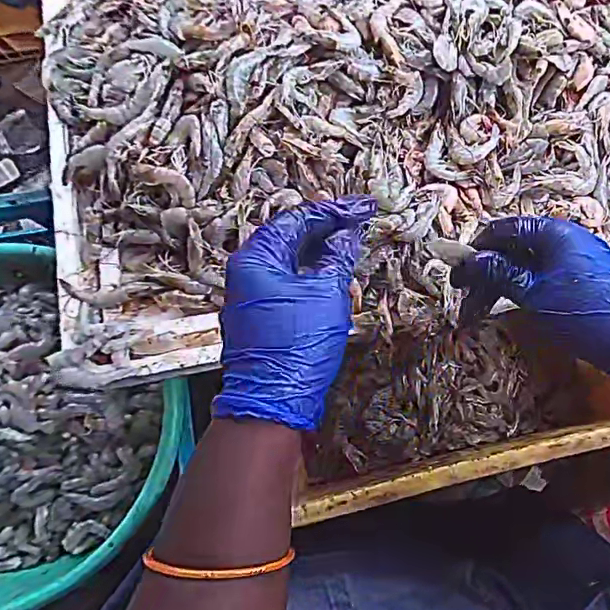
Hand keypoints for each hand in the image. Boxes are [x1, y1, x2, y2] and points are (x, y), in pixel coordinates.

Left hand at [210, 196, 375, 430]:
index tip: (362, 208)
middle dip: (326, 229)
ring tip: (350, 242)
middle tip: (358, 221)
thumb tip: (346, 235)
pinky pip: (287, 283)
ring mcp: (251, 296)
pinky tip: (332, 272)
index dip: (333, 211)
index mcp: (255, 259)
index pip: (297, 219)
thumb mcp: (326, 293)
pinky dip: (310, 274)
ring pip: (289, 262)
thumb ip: (337, 257)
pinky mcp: (261, 316)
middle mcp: (247, 273)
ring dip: (319, 251)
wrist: (273, 401)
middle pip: (289, 238)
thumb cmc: (296, 345)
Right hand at [452, 216, 609, 378]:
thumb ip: (501, 274)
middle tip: (465, 297)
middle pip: (513, 249)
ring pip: (524, 267)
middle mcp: (563, 240)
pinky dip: (519, 293)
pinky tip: (505, 310)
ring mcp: (572, 261)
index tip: (458, 271)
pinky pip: (540, 280)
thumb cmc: (587, 311)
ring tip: (478, 312)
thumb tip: (471, 260)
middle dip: (486, 273)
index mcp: (554, 232)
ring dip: (499, 287)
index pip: (504, 229)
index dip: (477, 248)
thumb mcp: (536, 293)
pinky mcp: (578, 282)